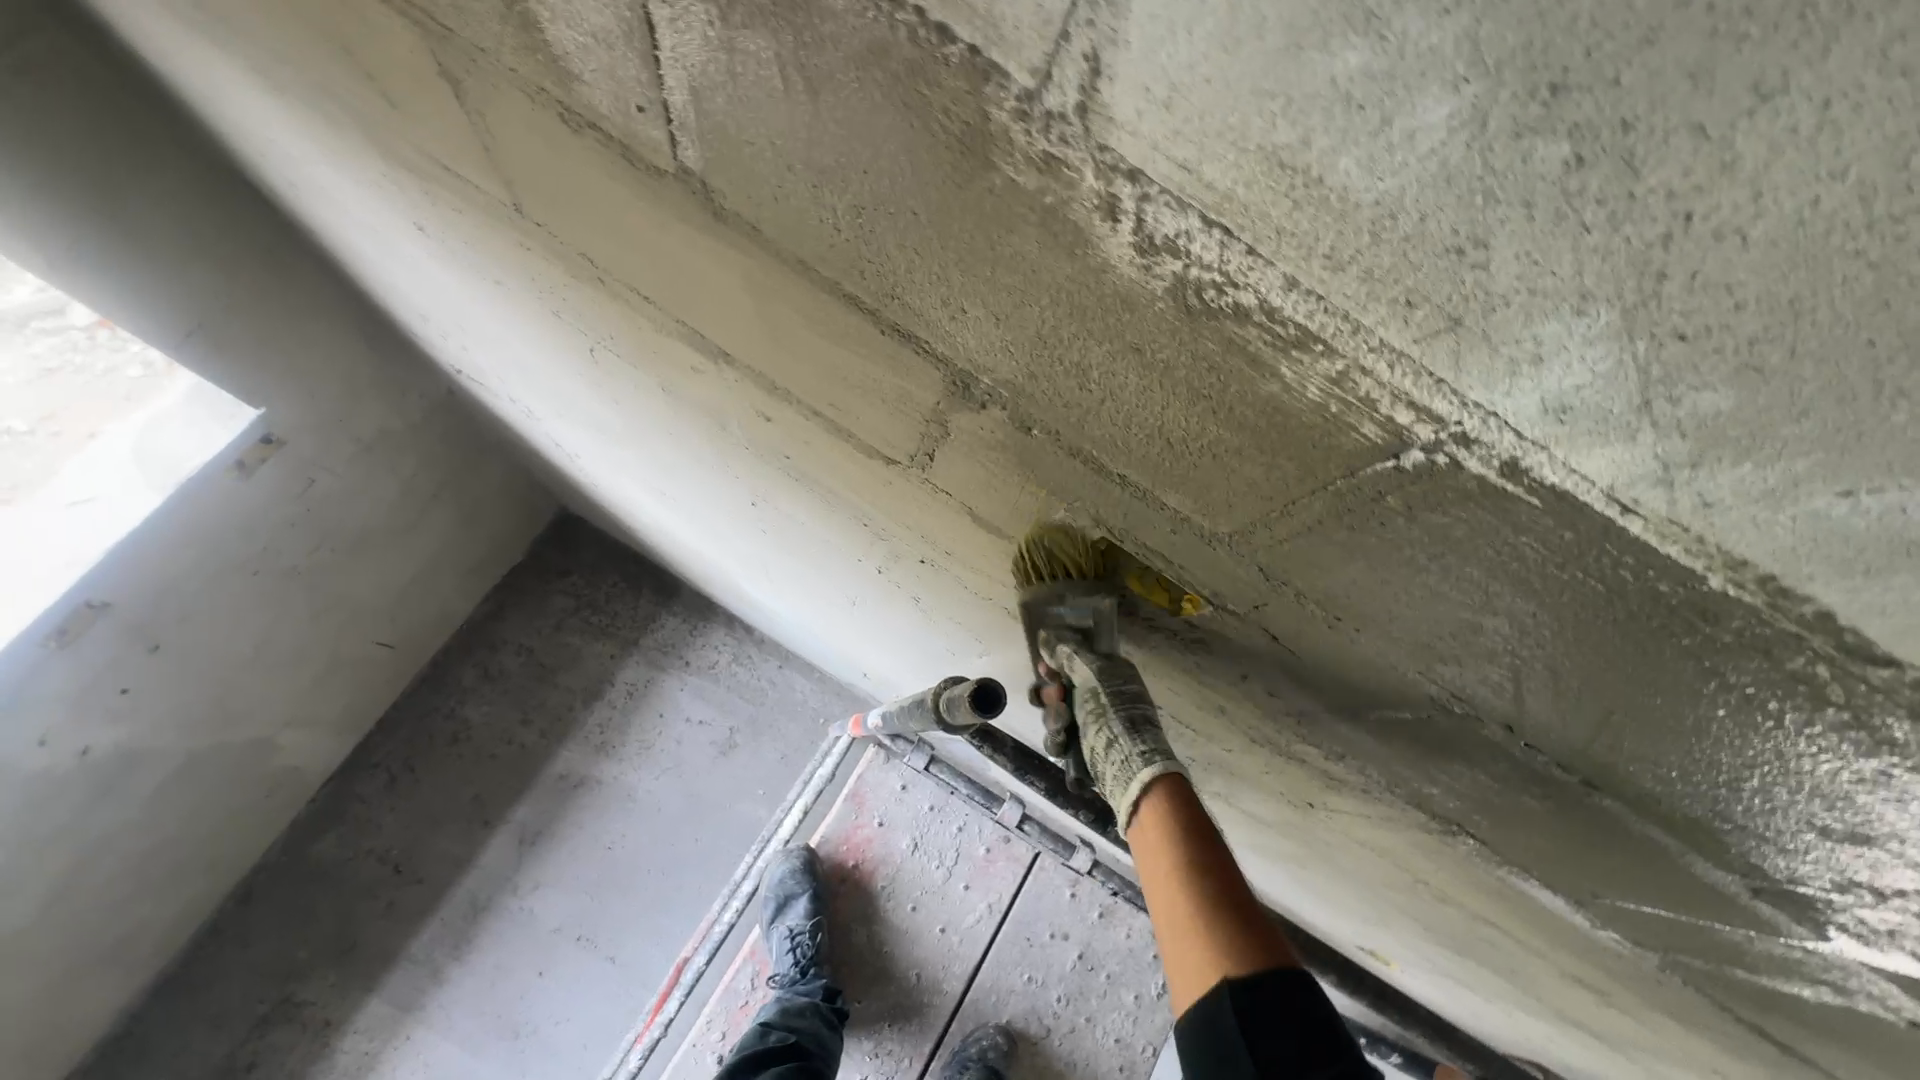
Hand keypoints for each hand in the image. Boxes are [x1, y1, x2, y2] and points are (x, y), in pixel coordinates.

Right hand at [1038, 637, 1186, 831]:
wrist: (1129, 765)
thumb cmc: (1114, 712)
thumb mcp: (1093, 674)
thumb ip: (1067, 653)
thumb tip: (1045, 634)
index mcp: (1107, 673)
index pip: (1073, 660)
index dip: (1054, 663)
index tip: (1044, 667)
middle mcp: (1097, 696)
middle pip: (1056, 687)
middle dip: (1051, 693)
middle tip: (1058, 697)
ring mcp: (1088, 724)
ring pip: (1053, 714)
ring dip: (1053, 717)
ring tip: (1064, 724)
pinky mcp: (1080, 749)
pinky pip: (1057, 739)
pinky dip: (1057, 740)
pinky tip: (1063, 742)